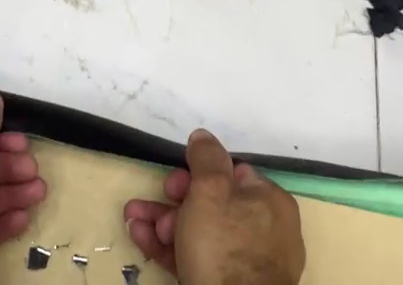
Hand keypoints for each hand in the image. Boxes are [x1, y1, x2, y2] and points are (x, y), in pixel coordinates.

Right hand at [122, 129, 305, 284]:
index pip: (231, 175)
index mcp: (269, 203)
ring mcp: (246, 264)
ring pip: (199, 232)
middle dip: (172, 202)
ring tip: (133, 220)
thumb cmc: (225, 247)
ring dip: (162, 222)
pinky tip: (140, 237)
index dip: (197, 175)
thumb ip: (206, 158)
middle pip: (211, 205)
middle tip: (149, 205)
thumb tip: (203, 136)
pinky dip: (169, 248)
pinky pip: (197, 258)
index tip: (173, 182)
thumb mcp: (211, 191)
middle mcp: (264, 232)